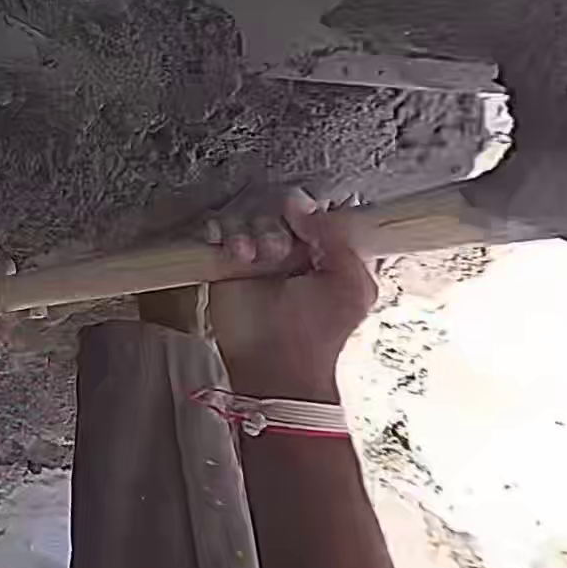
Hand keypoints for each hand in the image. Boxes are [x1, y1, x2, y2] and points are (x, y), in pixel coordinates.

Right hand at [207, 189, 377, 401]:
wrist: (274, 363)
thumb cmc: (318, 330)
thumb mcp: (348, 285)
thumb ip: (337, 238)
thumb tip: (300, 204)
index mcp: (322, 252)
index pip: (309, 211)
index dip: (303, 210)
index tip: (297, 218)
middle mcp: (288, 250)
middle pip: (273, 211)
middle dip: (273, 227)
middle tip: (275, 252)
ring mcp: (254, 256)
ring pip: (245, 218)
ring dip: (246, 232)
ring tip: (250, 257)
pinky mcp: (224, 263)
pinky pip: (217, 230)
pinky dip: (221, 234)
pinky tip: (232, 253)